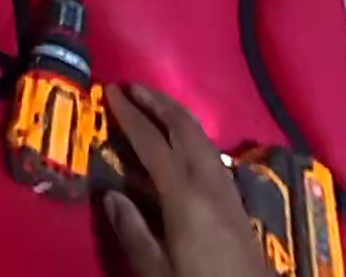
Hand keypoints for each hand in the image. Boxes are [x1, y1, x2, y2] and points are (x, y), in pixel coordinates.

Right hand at [100, 85, 271, 276]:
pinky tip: (181, 140)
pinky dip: (190, 131)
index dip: (130, 115)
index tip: (111, 91)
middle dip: (156, 101)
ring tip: (153, 102)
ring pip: (199, 134)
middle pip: (182, 126)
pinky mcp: (235, 201)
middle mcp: (206, 180)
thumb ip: (133, 232)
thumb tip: (110, 195)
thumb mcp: (158, 275)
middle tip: (132, 87)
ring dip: (175, 112)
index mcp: (184, 195)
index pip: (152, 141)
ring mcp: (225, 188)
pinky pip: (208, 149)